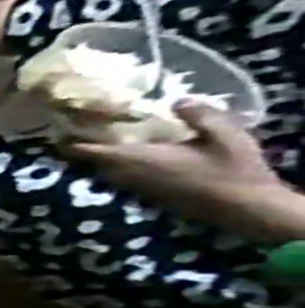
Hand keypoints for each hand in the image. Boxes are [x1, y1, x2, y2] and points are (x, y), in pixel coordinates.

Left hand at [68, 101, 292, 235]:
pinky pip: (118, 178)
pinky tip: (134, 156)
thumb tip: (177, 99)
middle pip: (86, 159)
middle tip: (82, 127)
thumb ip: (199, 116)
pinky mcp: (144, 195)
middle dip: (80, 145)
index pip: (82, 149)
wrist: (247, 208)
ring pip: (101, 169)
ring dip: (99, 156)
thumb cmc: (232, 170)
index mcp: (131, 158)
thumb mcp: (223, 136)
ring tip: (105, 138)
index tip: (60, 125)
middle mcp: (121, 174)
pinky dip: (116, 166)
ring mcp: (131, 187)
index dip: (67, 138)